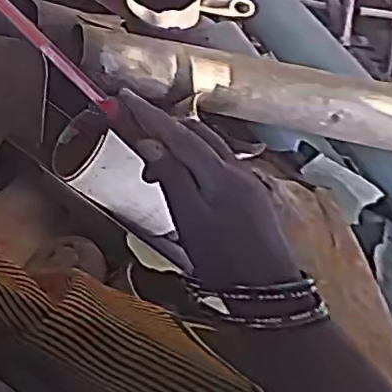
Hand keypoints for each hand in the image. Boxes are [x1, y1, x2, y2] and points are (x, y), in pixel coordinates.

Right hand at [108, 88, 301, 288]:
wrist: (269, 296)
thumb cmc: (222, 257)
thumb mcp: (186, 215)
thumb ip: (168, 173)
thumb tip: (147, 140)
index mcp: (220, 174)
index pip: (177, 133)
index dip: (147, 113)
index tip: (122, 96)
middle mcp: (238, 170)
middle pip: (196, 132)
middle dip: (162, 121)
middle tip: (131, 117)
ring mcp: (249, 181)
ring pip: (208, 144)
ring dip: (177, 137)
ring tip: (149, 148)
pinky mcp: (251, 194)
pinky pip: (217, 160)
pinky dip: (192, 154)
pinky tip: (178, 169)